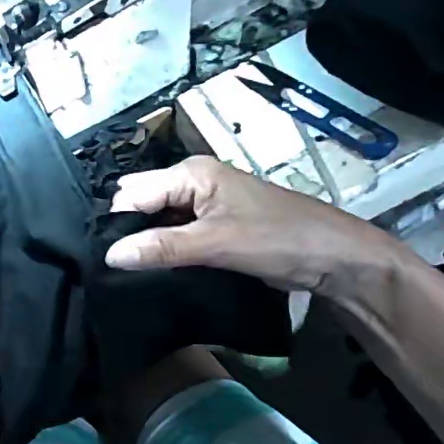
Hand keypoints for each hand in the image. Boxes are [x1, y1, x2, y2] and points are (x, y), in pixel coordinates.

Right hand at [104, 155, 407, 296]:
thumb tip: (109, 255)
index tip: (108, 257)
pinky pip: (174, 233)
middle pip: (142, 204)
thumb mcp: (216, 244)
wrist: (335, 258)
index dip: (119, 223)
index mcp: (191, 173)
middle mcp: (192, 182)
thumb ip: (161, 248)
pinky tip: (155, 268)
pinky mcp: (211, 225)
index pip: (134, 194)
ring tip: (132, 271)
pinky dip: (163, 248)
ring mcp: (203, 204)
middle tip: (119, 266)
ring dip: (146, 242)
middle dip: (128, 231)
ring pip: (156, 221)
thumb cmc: (278, 239)